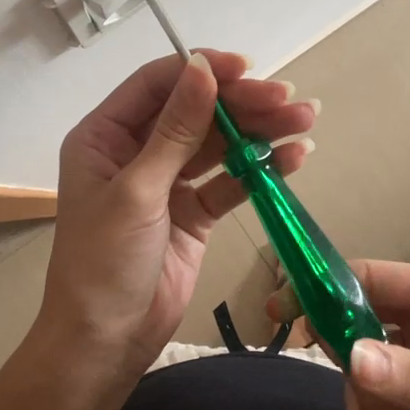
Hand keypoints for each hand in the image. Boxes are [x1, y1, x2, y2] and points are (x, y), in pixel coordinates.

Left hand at [40, 50, 318, 368]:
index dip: (202, 71)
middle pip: (194, 112)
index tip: (248, 69)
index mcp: (104, 136)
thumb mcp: (138, 191)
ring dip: (259, 133)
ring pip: (217, 145)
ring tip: (305, 121)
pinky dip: (258, 170)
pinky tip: (292, 158)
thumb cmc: (104, 262)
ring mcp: (167, 183)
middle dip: (242, 104)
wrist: (105, 341)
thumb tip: (202, 68)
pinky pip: (229, 182)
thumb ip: (175, 130)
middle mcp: (134, 151)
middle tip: (290, 101)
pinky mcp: (193, 214)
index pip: (157, 85)